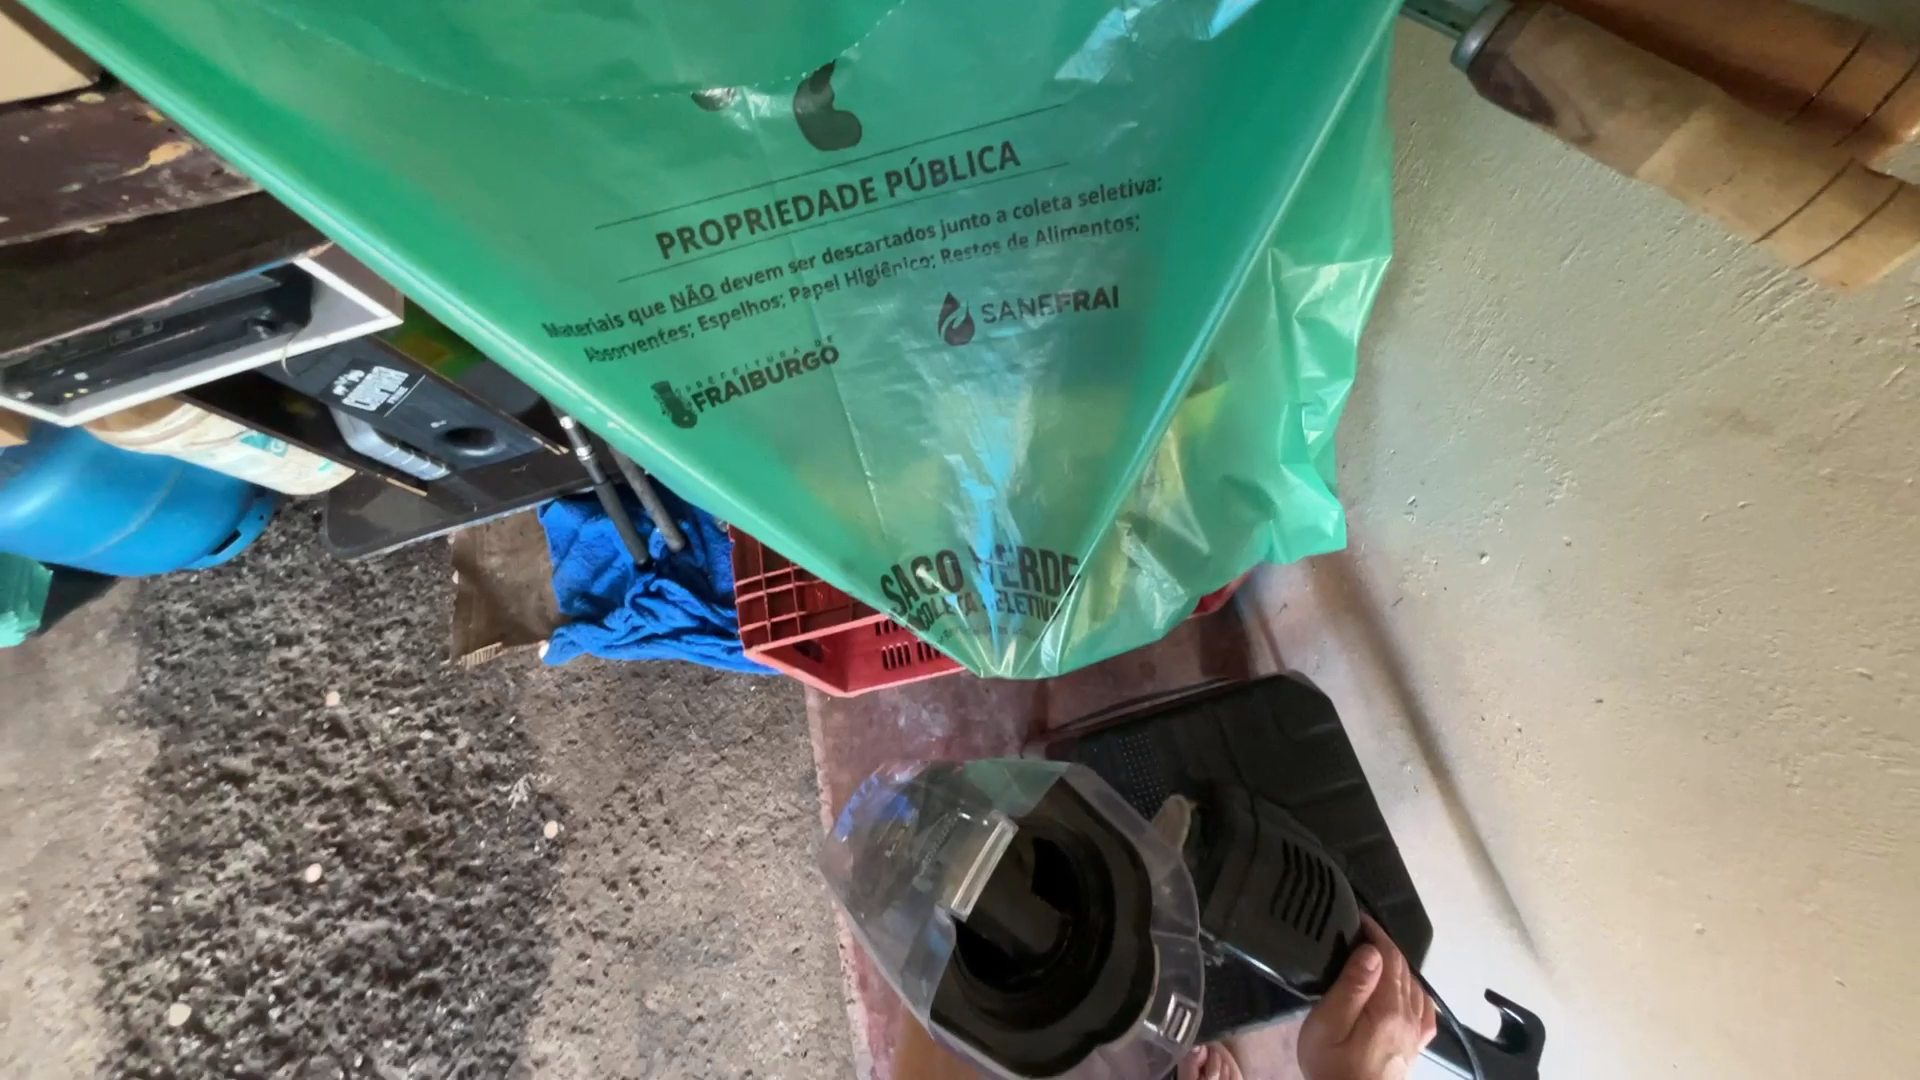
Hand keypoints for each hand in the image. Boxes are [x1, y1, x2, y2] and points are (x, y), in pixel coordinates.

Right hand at [1297, 918, 1437, 1079]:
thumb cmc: (1330, 1066)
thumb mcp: (1328, 1024)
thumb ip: (1352, 987)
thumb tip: (1372, 953)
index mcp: (1389, 1010)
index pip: (1391, 959)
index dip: (1377, 934)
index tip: (1358, 918)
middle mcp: (1409, 1021)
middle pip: (1405, 971)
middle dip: (1385, 945)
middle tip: (1360, 930)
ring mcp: (1415, 1037)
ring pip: (1416, 988)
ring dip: (1399, 965)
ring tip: (1374, 953)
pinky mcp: (1413, 1050)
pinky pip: (1424, 1012)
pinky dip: (1415, 991)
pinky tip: (1404, 990)